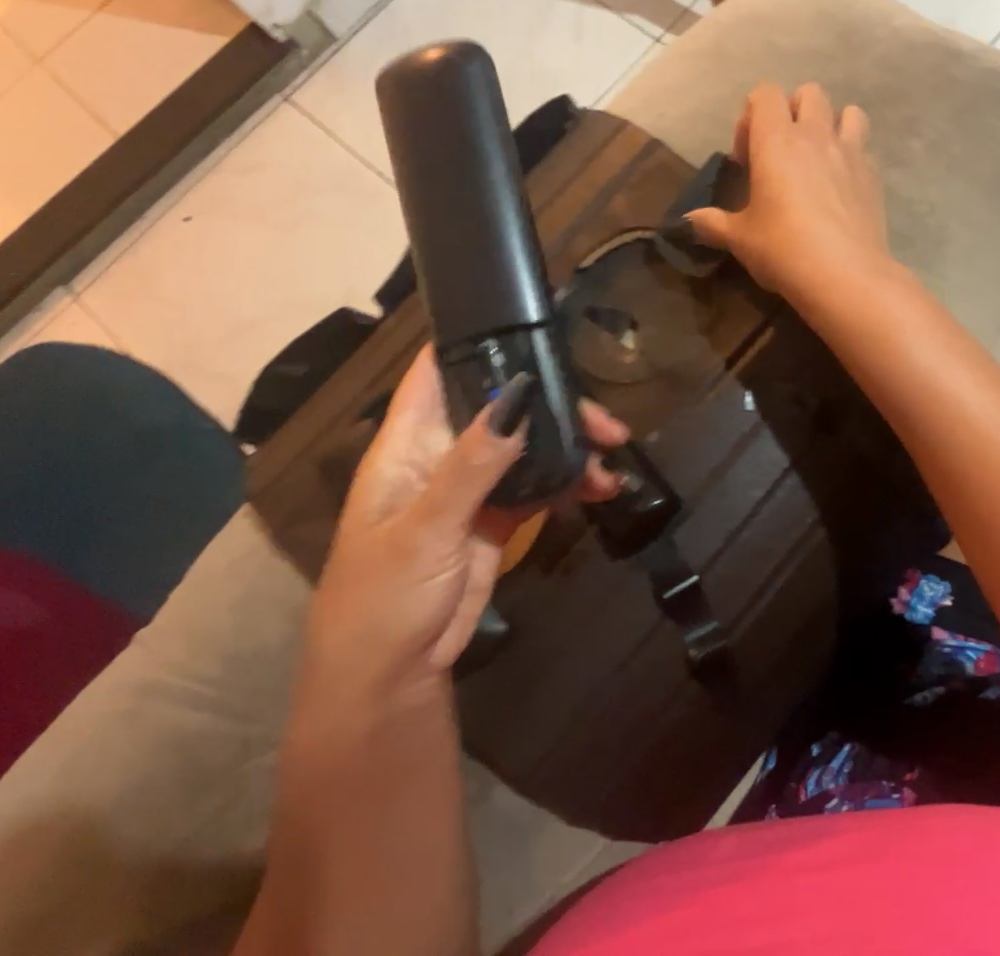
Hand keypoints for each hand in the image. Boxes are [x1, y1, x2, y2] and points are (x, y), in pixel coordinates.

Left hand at [304, 349, 627, 690]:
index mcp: (407, 445)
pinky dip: (571, 485)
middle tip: (605, 422)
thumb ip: (474, 464)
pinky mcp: (497, 520)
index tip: (535, 327)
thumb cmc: (385, 596)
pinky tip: (601, 489)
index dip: (477, 341)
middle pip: (501, 408)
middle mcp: (441, 456)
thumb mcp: (425, 527)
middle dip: (553, 405)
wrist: (392, 672)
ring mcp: (472, 489)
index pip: (438, 372)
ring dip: (571, 447)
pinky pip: (540, 488)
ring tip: (614, 458)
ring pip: (529, 447)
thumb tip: (517, 396)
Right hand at [686, 82, 889, 295]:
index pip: (765, 94)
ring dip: (834, 125)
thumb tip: (689, 221)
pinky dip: (854, 158)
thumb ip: (714, 223)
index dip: (752, 116)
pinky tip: (842, 189)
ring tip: (820, 159)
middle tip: (783, 151)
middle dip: (794, 112)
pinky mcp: (874, 178)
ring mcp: (851, 154)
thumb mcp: (741, 239)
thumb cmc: (784, 249)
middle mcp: (816, 136)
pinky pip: (865, 150)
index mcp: (777, 140)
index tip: (747, 157)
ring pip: (850, 113)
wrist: (845, 276)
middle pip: (810, 93)